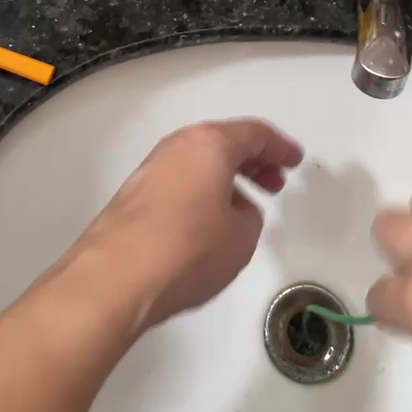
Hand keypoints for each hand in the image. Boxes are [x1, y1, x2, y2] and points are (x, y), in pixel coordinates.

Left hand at [62, 119, 303, 331]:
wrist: (116, 278)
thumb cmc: (189, 249)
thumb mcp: (241, 237)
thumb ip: (248, 215)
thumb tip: (233, 210)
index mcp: (209, 144)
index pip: (254, 133)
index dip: (279, 147)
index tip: (294, 160)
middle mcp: (177, 146)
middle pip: (223, 143)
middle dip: (253, 161)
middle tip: (274, 182)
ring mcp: (151, 169)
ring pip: (199, 163)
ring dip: (226, 178)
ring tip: (245, 207)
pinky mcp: (133, 195)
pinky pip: (181, 181)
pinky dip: (203, 191)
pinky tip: (210, 222)